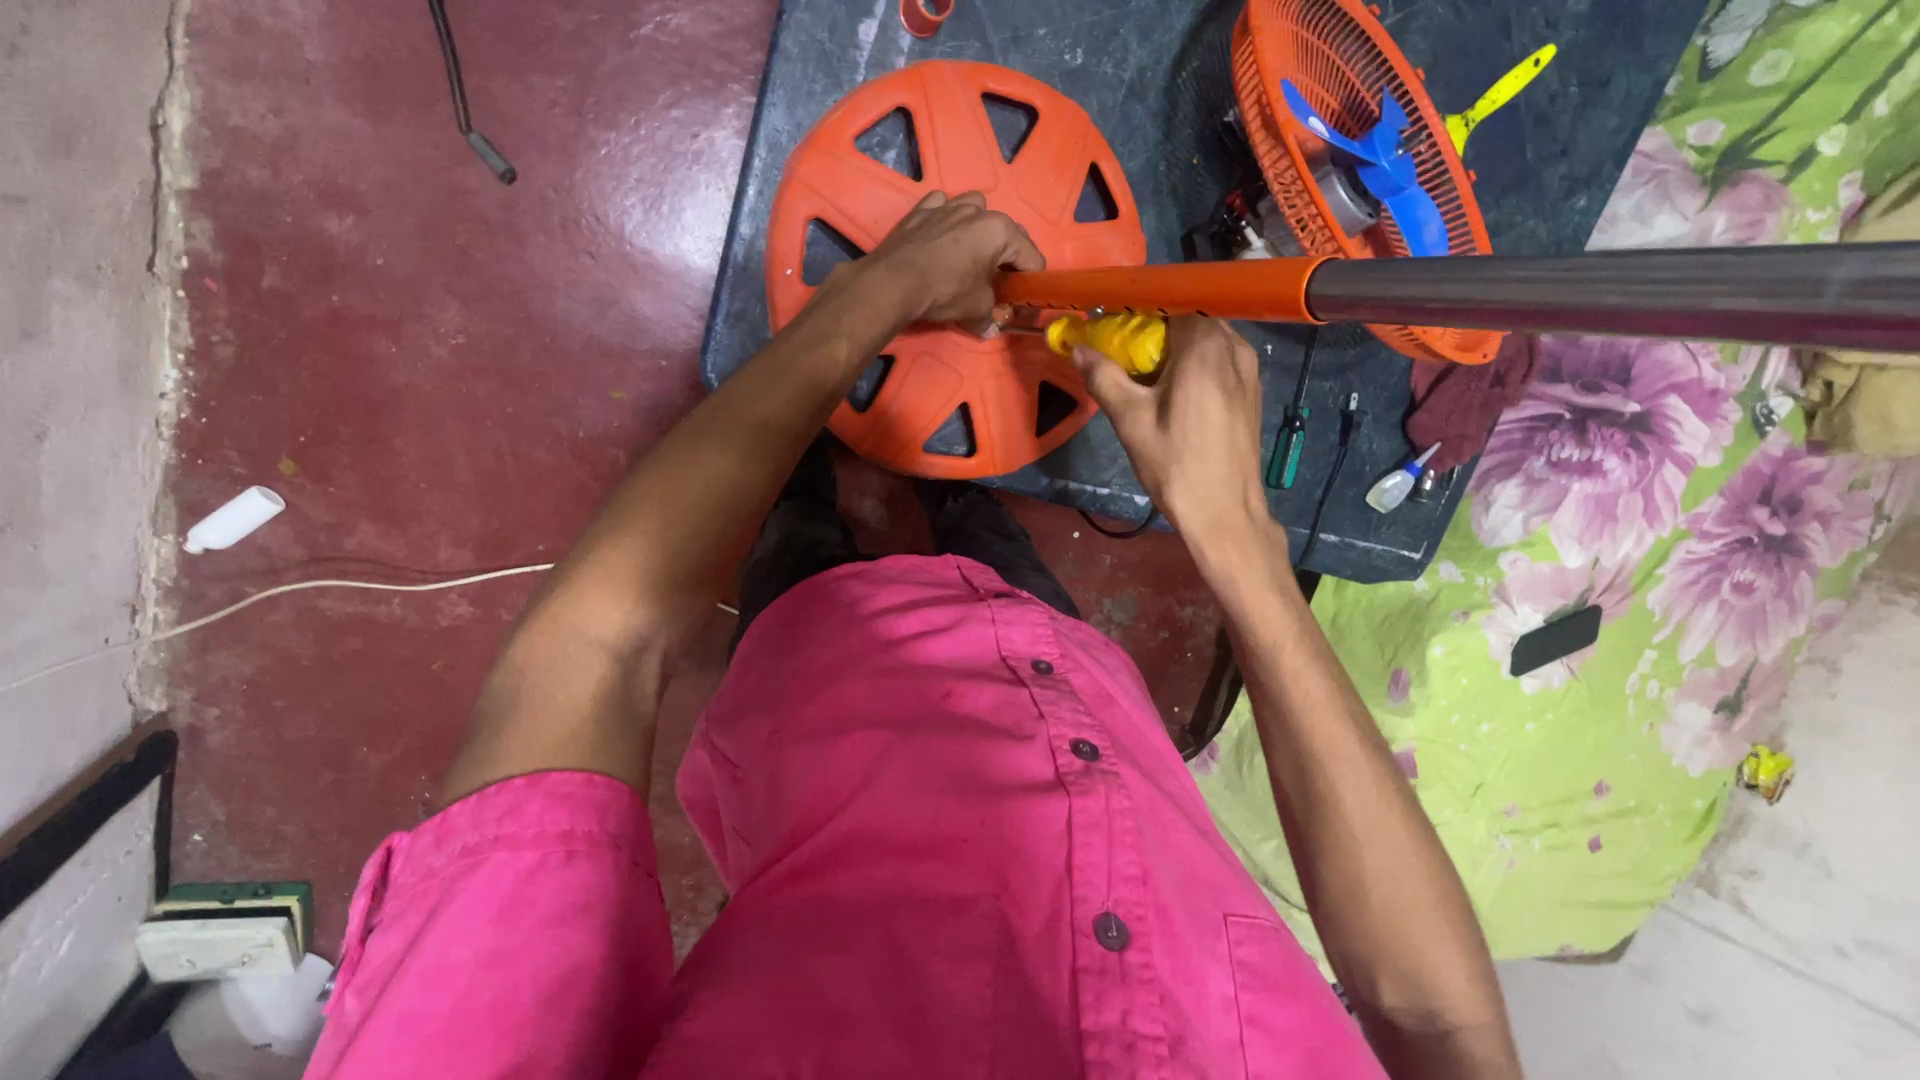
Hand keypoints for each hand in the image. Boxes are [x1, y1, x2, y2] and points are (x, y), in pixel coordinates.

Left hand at [854, 190, 1044, 329]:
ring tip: (971, 252)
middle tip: (999, 282)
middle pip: (1006, 232)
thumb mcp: (976, 309)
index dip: (1032, 282)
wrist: (892, 282)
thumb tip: (990, 328)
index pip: (1031, 257)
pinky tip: (941, 236)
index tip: (1024, 300)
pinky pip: (942, 206)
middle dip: (1008, 257)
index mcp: (999, 231)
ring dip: (978, 228)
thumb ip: (990, 316)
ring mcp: (947, 205)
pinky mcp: (921, 210)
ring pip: (975, 209)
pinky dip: (946, 218)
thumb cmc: (944, 291)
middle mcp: (977, 211)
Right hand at [1074, 317, 1279, 553]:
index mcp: (1205, 345)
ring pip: (1206, 339)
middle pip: (1189, 317)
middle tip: (1125, 357)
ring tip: (1147, 378)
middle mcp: (1234, 346)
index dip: (1137, 311)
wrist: (1224, 512)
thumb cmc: (1175, 464)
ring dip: (1175, 348)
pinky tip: (1174, 394)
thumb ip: (1103, 376)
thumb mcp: (1130, 419)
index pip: (1169, 302)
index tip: (1112, 329)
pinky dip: (1195, 365)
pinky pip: (1219, 360)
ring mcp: (1249, 368)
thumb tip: (1077, 348)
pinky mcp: (1251, 390)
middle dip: (1155, 330)